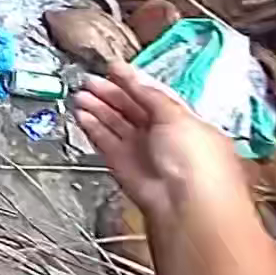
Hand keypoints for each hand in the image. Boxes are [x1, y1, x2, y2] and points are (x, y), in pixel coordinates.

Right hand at [71, 65, 246, 223]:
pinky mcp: (123, 165)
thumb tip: (132, 75)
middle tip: (89, 80)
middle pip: (131, 108)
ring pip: (115, 124)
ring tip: (80, 94)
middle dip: (110, 93)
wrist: (186, 207)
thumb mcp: (177, 116)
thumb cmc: (195, 161)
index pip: (154, 96)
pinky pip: (105, 141)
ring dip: (97, 108)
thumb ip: (149, 94)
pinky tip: (81, 115)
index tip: (112, 68)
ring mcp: (142, 151)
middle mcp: (163, 136)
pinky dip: (92, 128)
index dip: (132, 82)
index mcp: (184, 122)